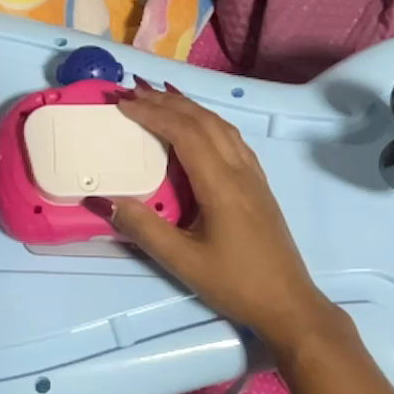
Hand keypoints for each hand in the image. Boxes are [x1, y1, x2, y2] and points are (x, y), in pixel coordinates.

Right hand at [105, 82, 342, 346]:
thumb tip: (104, 201)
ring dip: (188, 107)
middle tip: (131, 90)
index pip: (185, 133)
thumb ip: (143, 229)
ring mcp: (253, 175)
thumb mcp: (183, 261)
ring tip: (158, 97)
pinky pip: (231, 138)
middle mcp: (240, 170)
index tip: (122, 102)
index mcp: (221, 184)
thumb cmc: (236, 283)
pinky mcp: (258, 184)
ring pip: (220, 126)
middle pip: (203, 121)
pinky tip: (196, 126)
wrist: (289, 303)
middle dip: (166, 101)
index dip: (153, 113)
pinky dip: (207, 121)